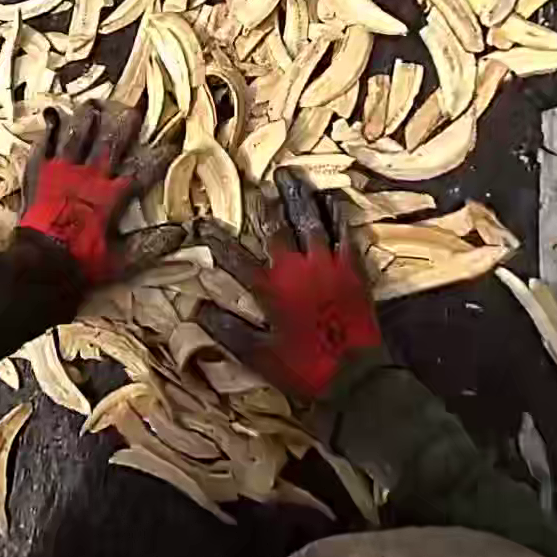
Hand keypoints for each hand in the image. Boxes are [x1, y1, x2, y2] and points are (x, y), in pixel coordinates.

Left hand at [19, 101, 180, 284]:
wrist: (39, 260)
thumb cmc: (82, 261)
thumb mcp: (123, 260)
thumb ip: (153, 244)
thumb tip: (185, 232)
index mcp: (112, 195)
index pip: (143, 169)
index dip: (160, 155)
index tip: (174, 141)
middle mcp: (90, 175)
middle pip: (110, 142)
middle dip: (124, 124)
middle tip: (135, 108)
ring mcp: (62, 170)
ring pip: (77, 135)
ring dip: (86, 118)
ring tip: (92, 104)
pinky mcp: (40, 171)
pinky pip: (46, 143)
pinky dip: (50, 128)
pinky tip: (53, 116)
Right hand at [197, 169, 383, 397]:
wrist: (359, 382)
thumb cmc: (304, 368)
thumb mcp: (257, 356)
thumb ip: (226, 330)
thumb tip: (196, 308)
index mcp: (269, 287)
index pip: (233, 255)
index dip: (214, 237)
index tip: (200, 224)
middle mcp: (295, 268)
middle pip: (275, 226)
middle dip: (263, 203)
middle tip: (258, 182)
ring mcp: (326, 265)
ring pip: (308, 220)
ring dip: (297, 196)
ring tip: (289, 175)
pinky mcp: (352, 269)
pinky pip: (343, 232)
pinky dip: (335, 213)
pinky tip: (330, 197)